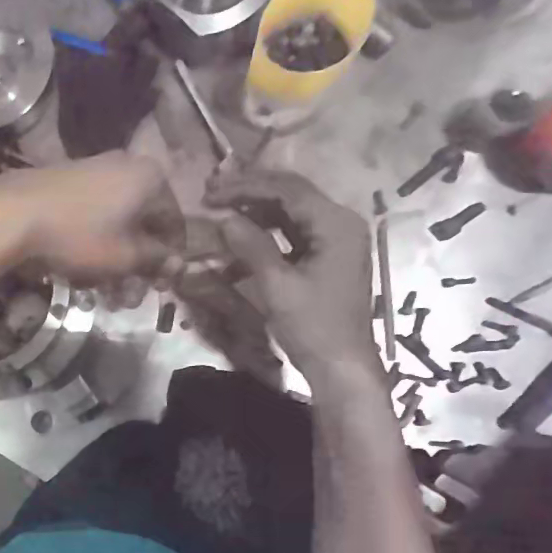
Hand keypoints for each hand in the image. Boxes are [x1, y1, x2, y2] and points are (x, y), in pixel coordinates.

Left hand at [0, 152, 183, 283]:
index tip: (159, 287)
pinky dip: (92, 242)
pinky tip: (78, 268)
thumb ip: (157, 259)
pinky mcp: (65, 180)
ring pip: (115, 221)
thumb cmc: (79, 236)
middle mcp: (126, 165)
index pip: (174, 223)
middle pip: (142, 222)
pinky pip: (91, 215)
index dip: (169, 259)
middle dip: (137, 263)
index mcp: (151, 177)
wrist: (12, 214)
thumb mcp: (125, 256)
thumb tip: (177, 263)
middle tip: (127, 295)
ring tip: (101, 289)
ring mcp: (93, 169)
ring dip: (114, 258)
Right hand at [204, 169, 375, 377]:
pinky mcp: (328, 257)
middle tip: (211, 195)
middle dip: (250, 193)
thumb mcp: (277, 285)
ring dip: (255, 211)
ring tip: (220, 211)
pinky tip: (238, 242)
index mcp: (336, 223)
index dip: (245, 187)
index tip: (209, 193)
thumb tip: (224, 218)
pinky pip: (293, 234)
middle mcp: (341, 222)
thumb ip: (251, 246)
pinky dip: (266, 234)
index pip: (287, 189)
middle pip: (291, 194)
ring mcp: (336, 240)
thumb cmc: (312, 325)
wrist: (341, 366)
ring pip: (290, 213)